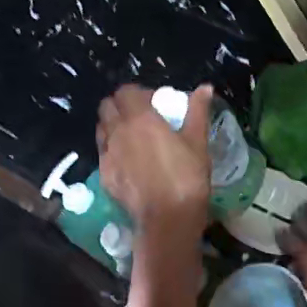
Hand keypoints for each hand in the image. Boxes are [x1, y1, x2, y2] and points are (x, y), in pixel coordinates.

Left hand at [97, 84, 212, 233]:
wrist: (168, 218)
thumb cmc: (186, 176)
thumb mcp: (197, 141)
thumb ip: (198, 111)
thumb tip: (205, 87)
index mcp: (140, 118)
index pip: (125, 92)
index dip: (137, 93)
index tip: (153, 102)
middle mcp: (118, 131)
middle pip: (107, 107)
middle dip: (120, 106)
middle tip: (139, 117)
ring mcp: (108, 154)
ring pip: (101, 129)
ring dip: (112, 126)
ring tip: (131, 137)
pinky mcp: (103, 175)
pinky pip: (102, 153)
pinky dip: (111, 149)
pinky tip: (127, 161)